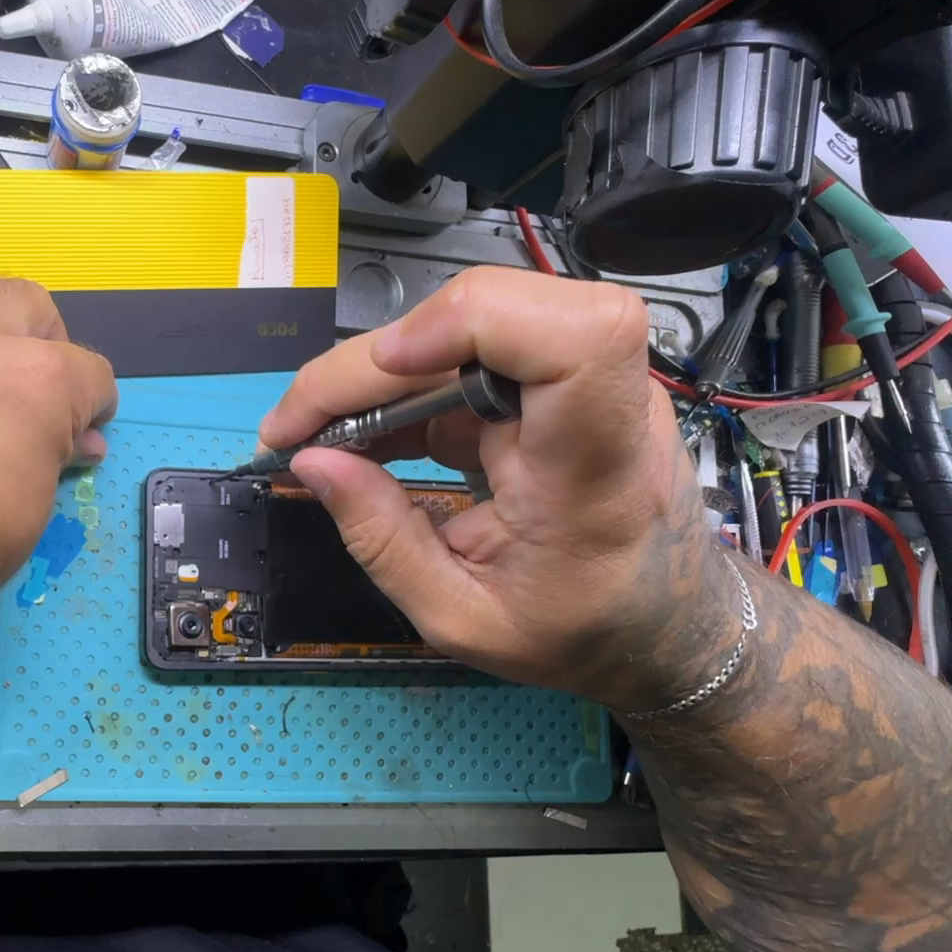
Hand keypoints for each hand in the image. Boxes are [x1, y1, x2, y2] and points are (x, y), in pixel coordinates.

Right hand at [262, 268, 734, 709]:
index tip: (387, 366)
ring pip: (456, 334)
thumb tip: (311, 461)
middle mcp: (595, 406)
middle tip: (290, 429)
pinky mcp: (539, 393)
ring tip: (309, 436)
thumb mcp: (459, 616)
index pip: (574, 338)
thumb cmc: (574, 631)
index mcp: (590, 470)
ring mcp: (569, 391)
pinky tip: (352, 439)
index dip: (474, 320)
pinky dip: (389, 395)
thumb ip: (381, 541)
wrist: (661, 626)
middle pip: (484, 320)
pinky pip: (452, 366)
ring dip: (366, 379)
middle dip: (366, 367)